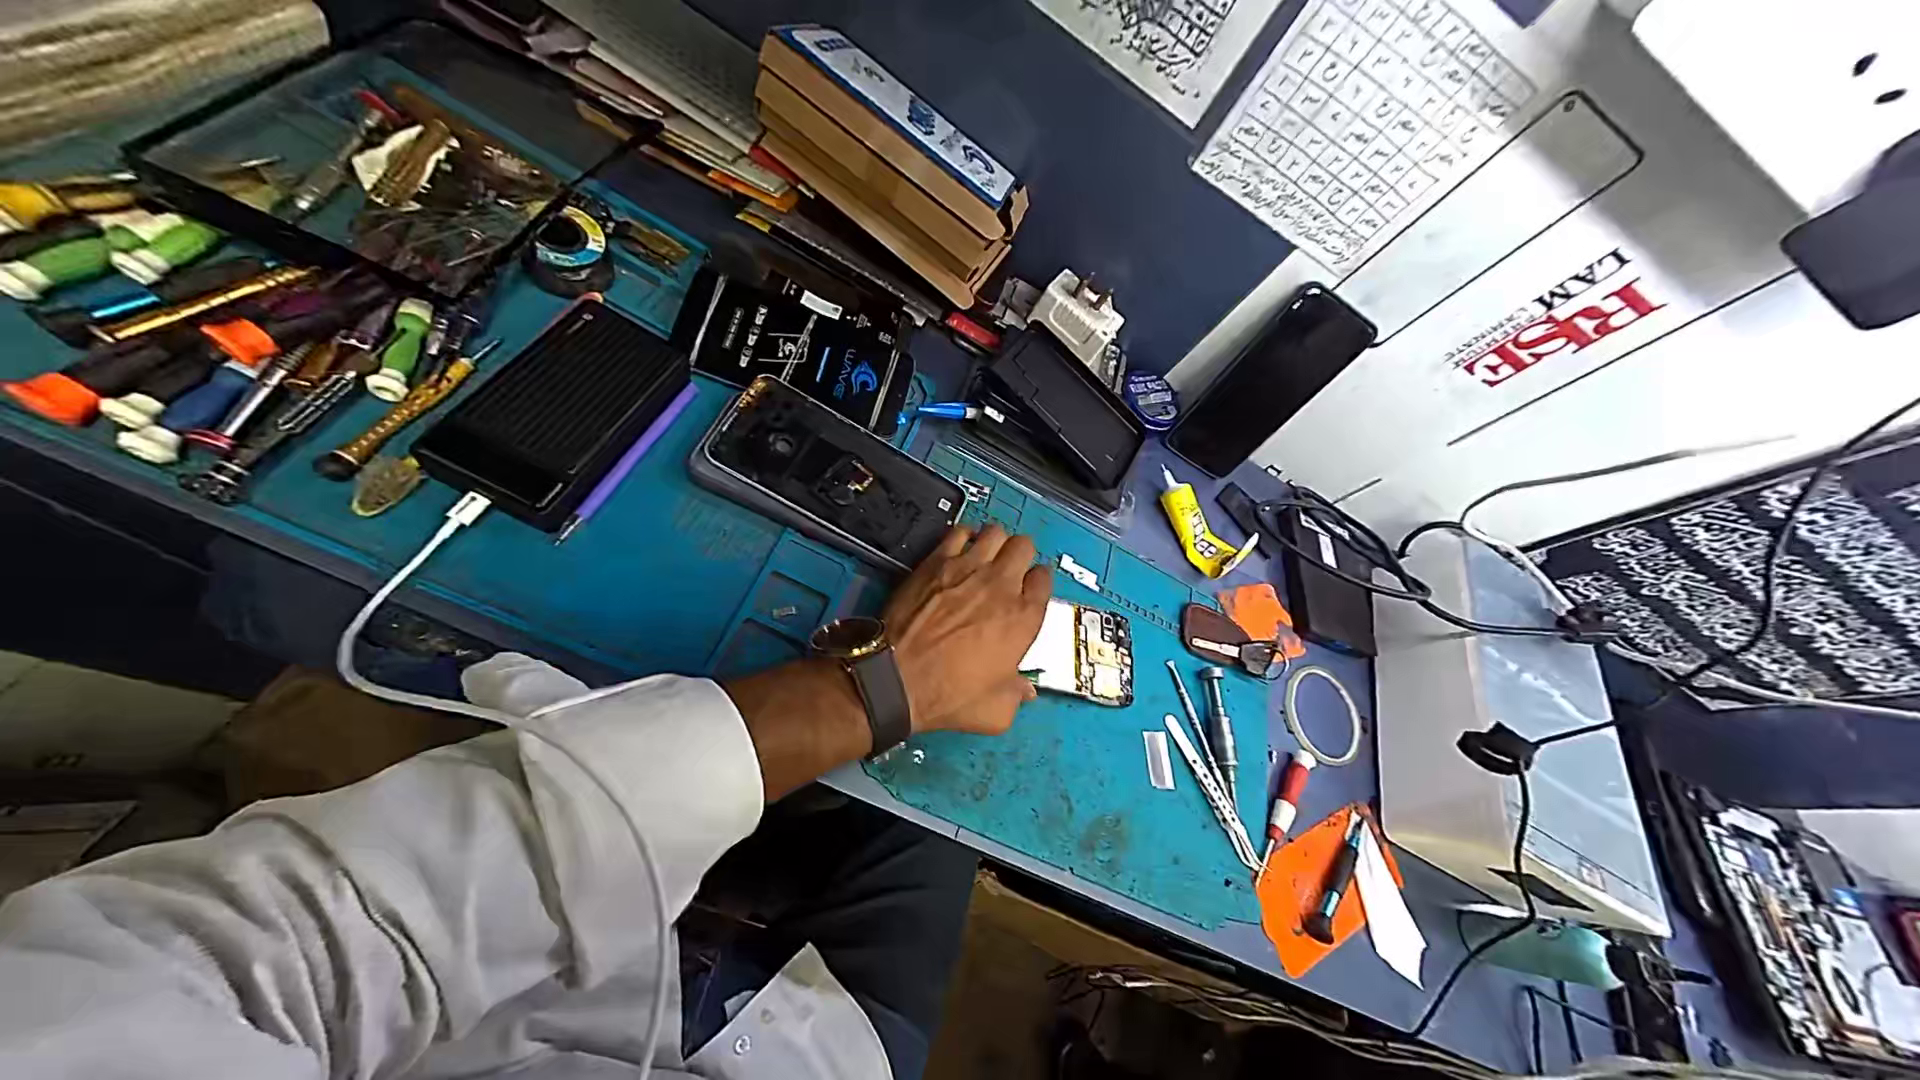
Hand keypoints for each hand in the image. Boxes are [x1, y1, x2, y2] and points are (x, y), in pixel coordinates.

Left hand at [884, 524, 1052, 735]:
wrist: (898, 679)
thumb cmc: (948, 696)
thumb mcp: (997, 711)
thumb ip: (1017, 695)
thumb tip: (1025, 691)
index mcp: (1023, 618)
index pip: (1044, 579)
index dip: (1036, 583)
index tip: (1027, 592)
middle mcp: (1001, 586)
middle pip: (1024, 546)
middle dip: (1019, 556)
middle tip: (1007, 570)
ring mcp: (968, 568)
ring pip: (995, 532)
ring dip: (994, 542)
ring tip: (985, 556)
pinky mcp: (937, 561)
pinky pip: (960, 532)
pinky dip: (964, 537)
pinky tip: (959, 551)